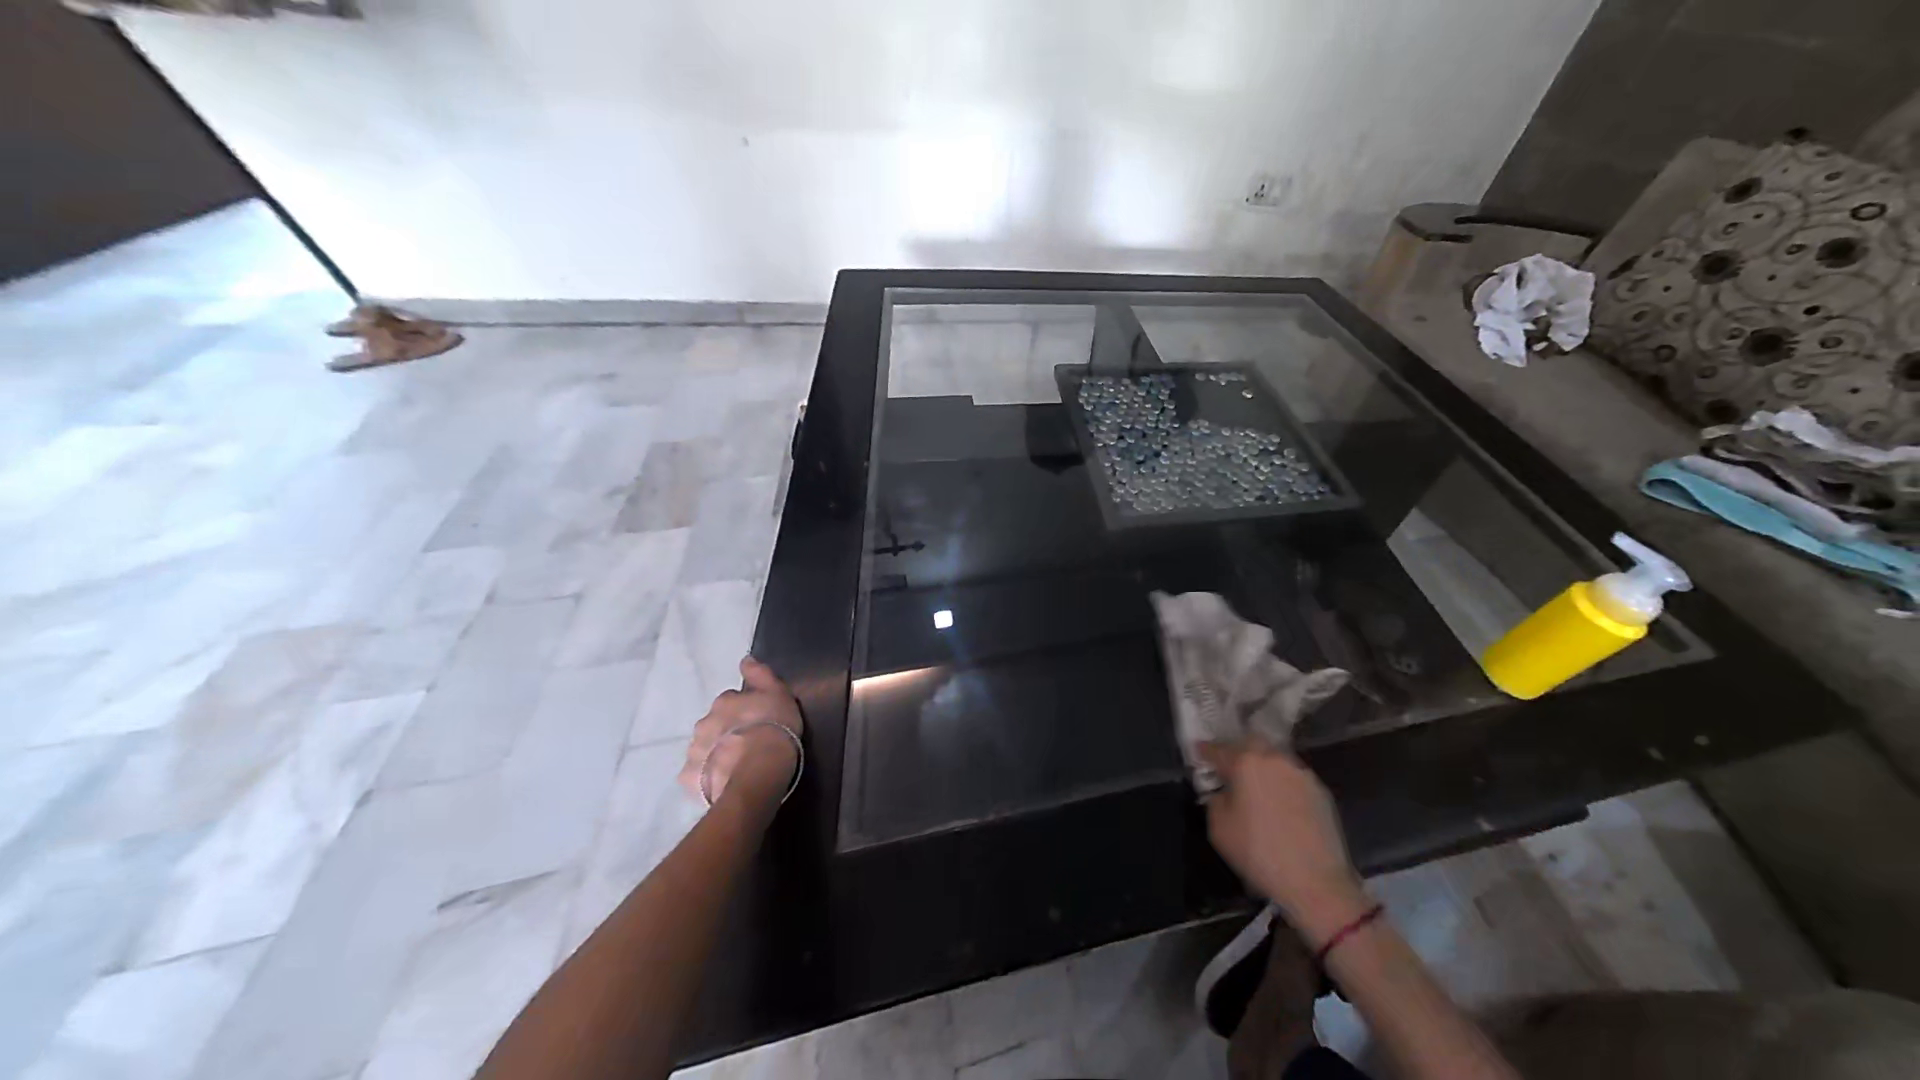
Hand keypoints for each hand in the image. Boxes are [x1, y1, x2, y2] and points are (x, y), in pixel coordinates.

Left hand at [678, 657, 803, 805]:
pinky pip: (697, 776)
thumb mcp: (778, 694)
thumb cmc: (773, 728)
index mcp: (724, 702)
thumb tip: (745, 659)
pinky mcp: (690, 779)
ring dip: (716, 753)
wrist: (757, 772)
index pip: (731, 700)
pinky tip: (724, 781)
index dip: (744, 710)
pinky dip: (707, 777)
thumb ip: (761, 675)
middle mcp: (704, 723)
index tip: (757, 719)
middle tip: (747, 743)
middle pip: (714, 724)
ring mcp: (694, 751)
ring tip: (737, 766)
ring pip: (704, 748)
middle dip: (726, 730)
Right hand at [1196, 740, 1369, 946]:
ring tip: (1254, 786)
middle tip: (1228, 767)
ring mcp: (1301, 773)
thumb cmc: (1258, 852)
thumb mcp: (1219, 828)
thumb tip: (1222, 792)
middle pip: (1250, 743)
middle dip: (1236, 751)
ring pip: (1274, 758)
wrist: (1316, 882)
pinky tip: (1278, 803)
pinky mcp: (1321, 791)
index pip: (1218, 749)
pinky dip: (1280, 783)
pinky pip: (1292, 777)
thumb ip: (1215, 800)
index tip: (1198, 752)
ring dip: (1261, 766)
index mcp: (1245, 762)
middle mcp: (1274, 759)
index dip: (1204, 751)